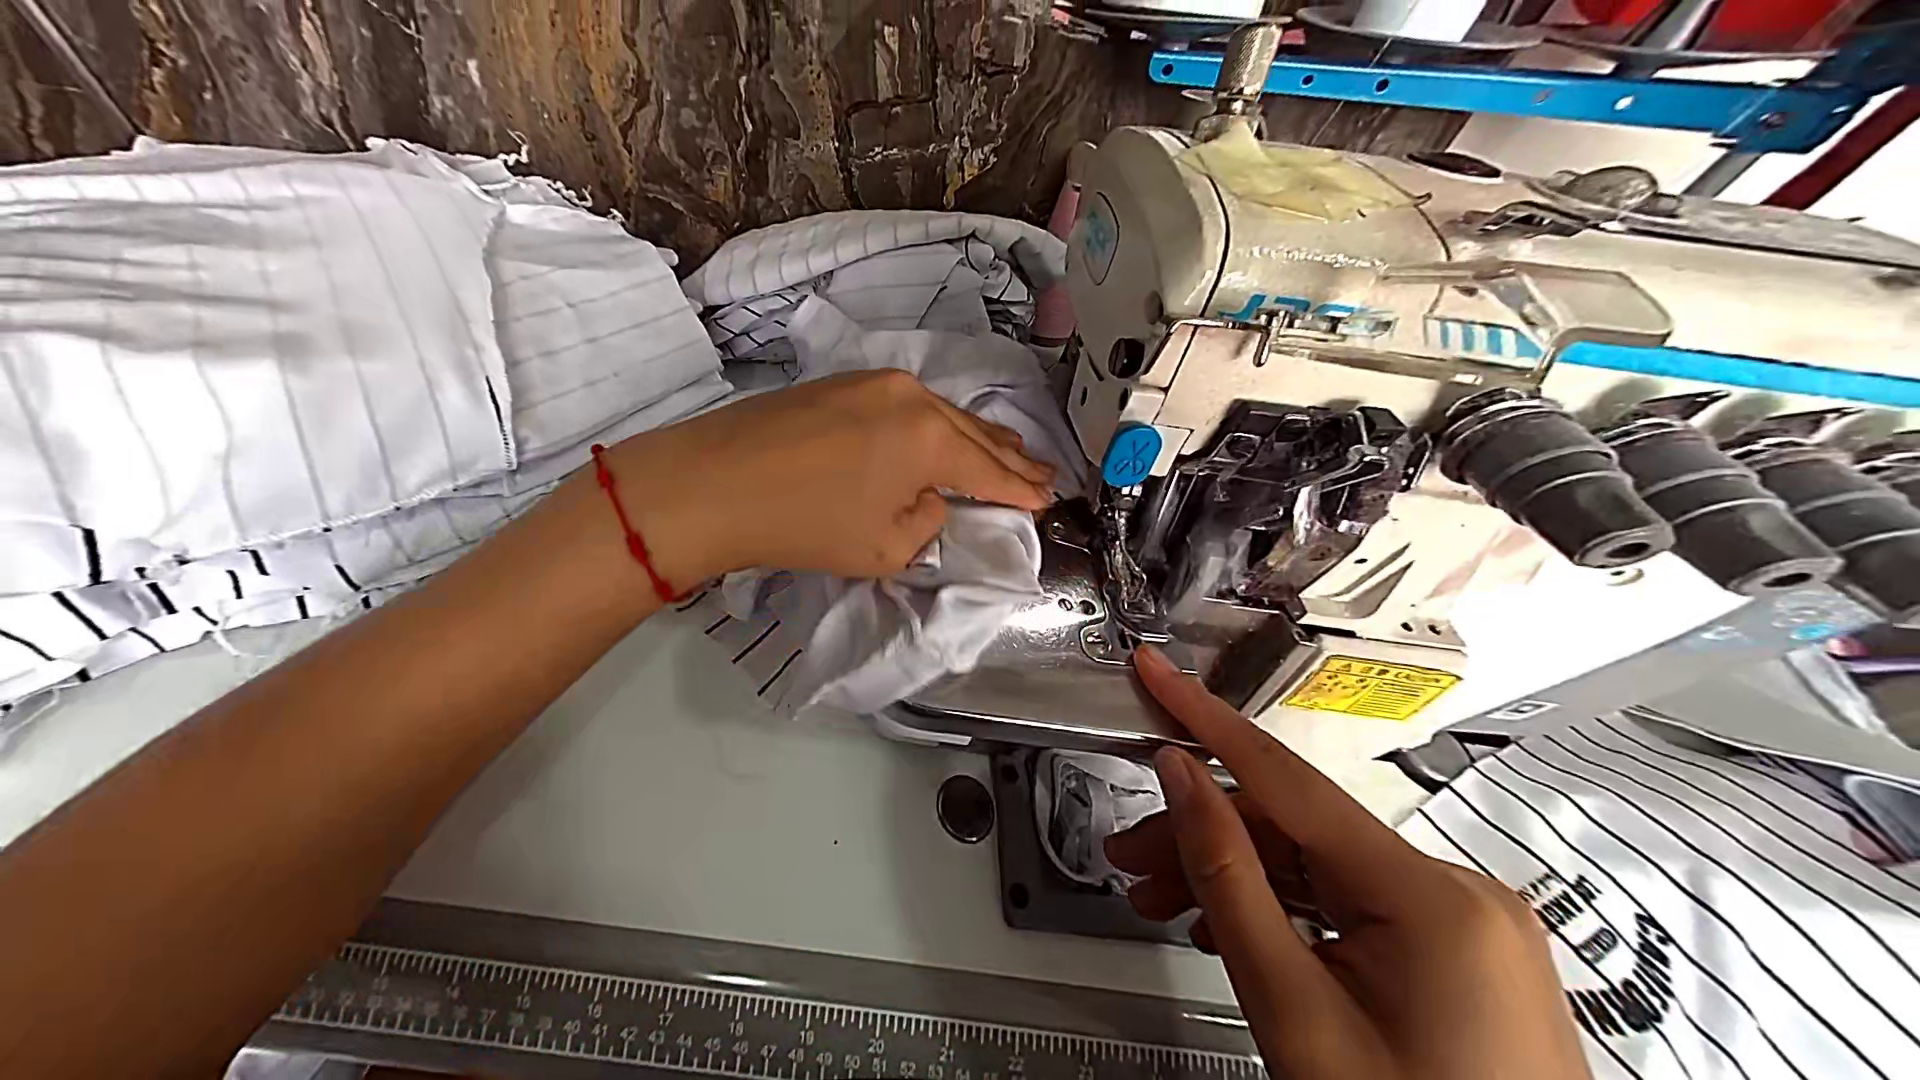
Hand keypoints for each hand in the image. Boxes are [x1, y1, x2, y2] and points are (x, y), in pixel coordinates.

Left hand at [611, 371, 1056, 583]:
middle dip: (1013, 458)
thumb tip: (930, 497)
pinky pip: (912, 405)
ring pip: (946, 413)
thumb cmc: (805, 525)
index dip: (1021, 492)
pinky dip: (938, 425)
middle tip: (1045, 474)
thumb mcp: (887, 547)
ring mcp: (877, 382)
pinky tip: (948, 434)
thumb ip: (928, 519)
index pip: (991, 471)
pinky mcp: (846, 382)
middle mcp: (914, 397)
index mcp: (931, 438)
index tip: (1047, 500)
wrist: (714, 482)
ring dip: (979, 436)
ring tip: (1012, 451)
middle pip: (977, 433)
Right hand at [1109, 646, 1591, 1079]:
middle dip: (1202, 831)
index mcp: (1434, 901)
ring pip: (1311, 861)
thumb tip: (1182, 780)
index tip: (1157, 671)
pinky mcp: (1448, 946)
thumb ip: (1228, 877)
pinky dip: (1276, 902)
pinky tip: (1224, 918)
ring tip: (1161, 892)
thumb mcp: (1293, 1010)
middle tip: (1131, 850)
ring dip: (1230, 870)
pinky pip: (1341, 897)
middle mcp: (1457, 892)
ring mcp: (1458, 919)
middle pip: (1292, 827)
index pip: (1287, 776)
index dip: (1206, 717)